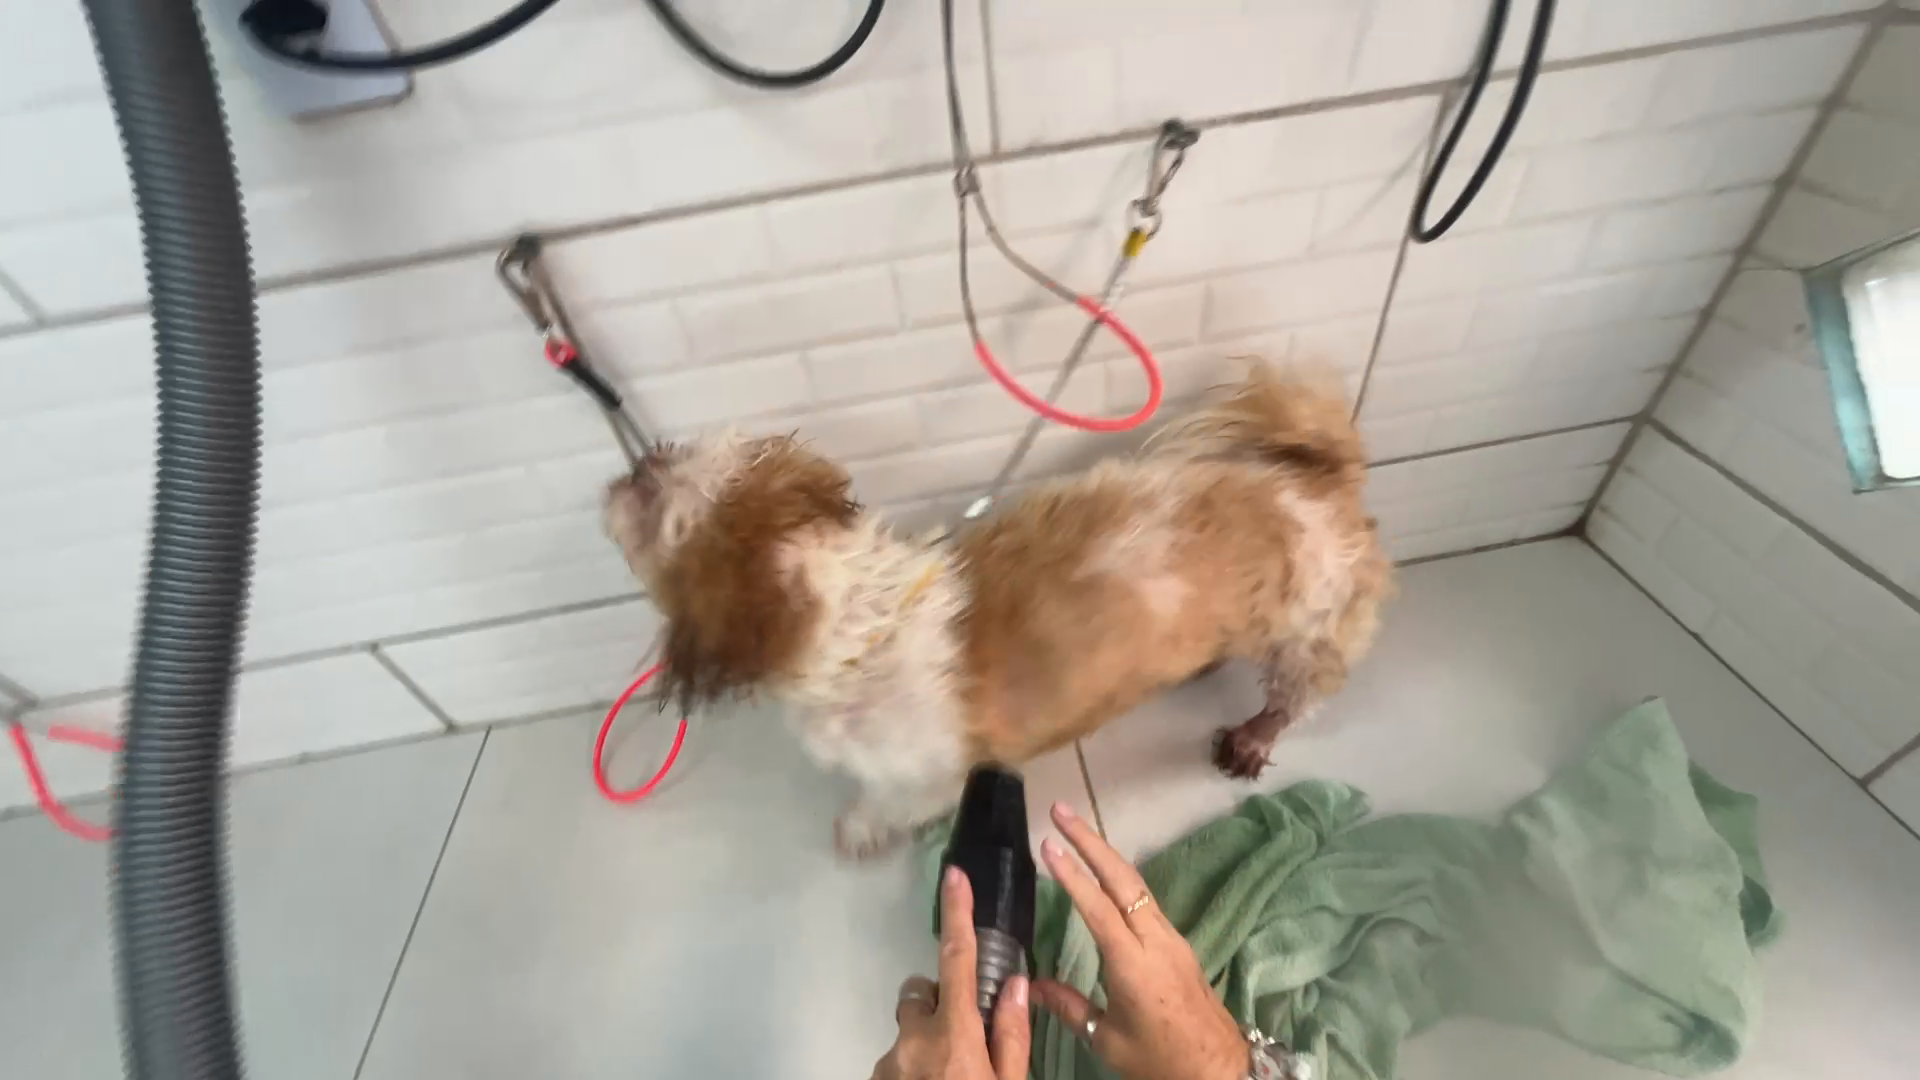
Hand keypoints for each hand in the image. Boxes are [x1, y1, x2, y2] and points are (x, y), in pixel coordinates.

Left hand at [871, 866, 1031, 1079]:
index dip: (956, 913)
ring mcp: (888, 1060)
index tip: (954, 875)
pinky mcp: (872, 1079)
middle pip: (921, 996)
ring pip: (908, 1031)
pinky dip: (910, 1068)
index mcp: (953, 1033)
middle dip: (937, 1006)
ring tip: (944, 1075)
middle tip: (961, 1044)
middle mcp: (913, 1039)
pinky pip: (895, 1059)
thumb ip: (1011, 1036)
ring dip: (924, 1043)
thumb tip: (1014, 983)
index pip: (957, 958)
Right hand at [1033, 803, 1248, 1079]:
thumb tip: (1030, 986)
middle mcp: (1153, 939)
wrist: (1221, 1071)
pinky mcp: (1175, 938)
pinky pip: (1142, 895)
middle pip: (1120, 877)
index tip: (1047, 844)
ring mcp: (1168, 934)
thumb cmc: (1161, 1060)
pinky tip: (1102, 864)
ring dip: (1103, 849)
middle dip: (1088, 840)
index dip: (1072, 876)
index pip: (1098, 909)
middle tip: (1059, 810)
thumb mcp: (1109, 1041)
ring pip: (1133, 880)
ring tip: (1074, 825)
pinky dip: (1117, 872)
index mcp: (1134, 966)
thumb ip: (1069, 1007)